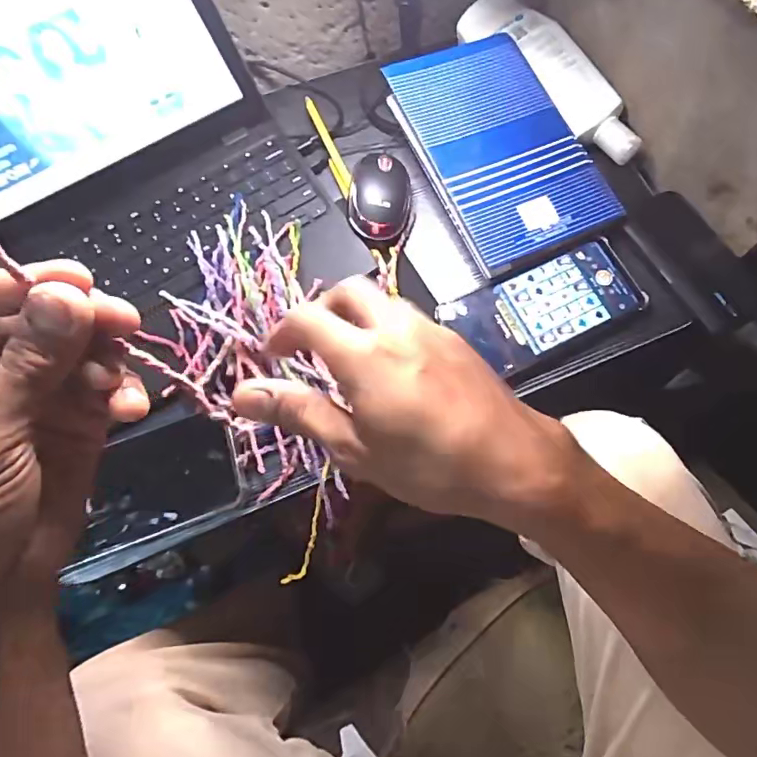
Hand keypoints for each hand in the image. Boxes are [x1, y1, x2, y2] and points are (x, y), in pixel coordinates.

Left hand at [0, 261, 147, 631]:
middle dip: (79, 317)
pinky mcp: (72, 421)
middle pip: (31, 314)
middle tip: (125, 322)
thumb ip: (27, 364)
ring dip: (106, 357)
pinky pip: (104, 386)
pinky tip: (130, 411)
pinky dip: (122, 392)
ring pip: (76, 346)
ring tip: (117, 386)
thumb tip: (69, 292)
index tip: (76, 287)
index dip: (15, 284)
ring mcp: (28, 396)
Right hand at [230, 278, 583, 528]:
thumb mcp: (355, 449)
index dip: (281, 331)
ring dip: (356, 316)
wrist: (512, 460)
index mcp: (364, 354)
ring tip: (351, 359)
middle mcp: (396, 327)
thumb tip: (243, 394)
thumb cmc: (428, 466)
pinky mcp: (455, 338)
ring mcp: (431, 328)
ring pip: (382, 300)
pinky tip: (395, 367)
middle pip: (347, 291)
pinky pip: (410, 317)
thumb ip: (299, 413)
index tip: (273, 355)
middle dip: (320, 310)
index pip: (306, 316)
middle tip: (310, 348)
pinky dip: (387, 327)